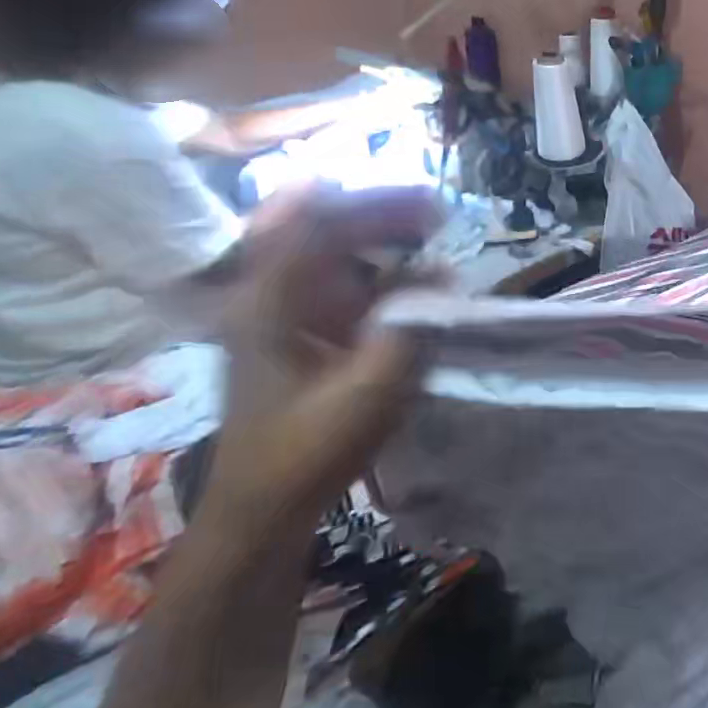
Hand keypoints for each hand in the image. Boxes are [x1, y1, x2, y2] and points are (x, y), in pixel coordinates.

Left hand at [206, 185, 443, 535]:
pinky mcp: (302, 329)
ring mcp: (283, 310)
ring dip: (381, 236)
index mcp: (268, 303)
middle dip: (381, 212)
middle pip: (321, 225)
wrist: (264, 505)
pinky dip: (380, 270)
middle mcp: (269, 294)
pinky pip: (342, 279)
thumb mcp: (367, 393)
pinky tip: (414, 279)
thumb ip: (408, 330)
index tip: (426, 202)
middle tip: (438, 214)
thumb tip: (443, 278)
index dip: (371, 202)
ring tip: (430, 236)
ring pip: (331, 248)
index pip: (313, 222)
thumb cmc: (308, 451)